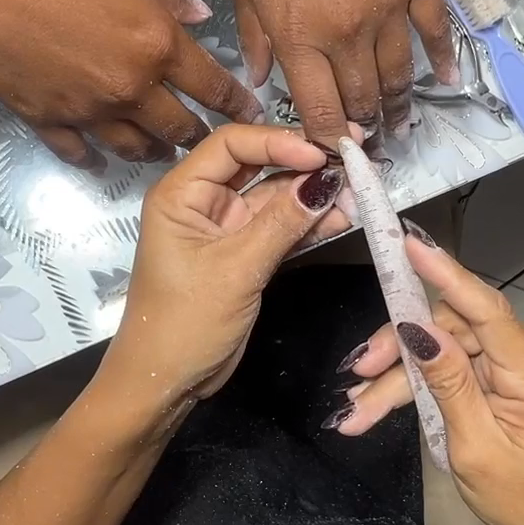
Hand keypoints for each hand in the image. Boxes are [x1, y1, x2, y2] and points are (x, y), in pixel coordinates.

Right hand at [0, 0, 261, 165]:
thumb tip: (200, 19)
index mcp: (156, 43)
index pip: (211, 84)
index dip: (236, 101)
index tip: (250, 112)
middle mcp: (128, 88)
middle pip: (177, 126)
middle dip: (199, 134)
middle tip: (208, 137)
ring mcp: (83, 110)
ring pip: (132, 147)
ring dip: (153, 150)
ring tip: (161, 150)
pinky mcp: (41, 119)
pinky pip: (76, 152)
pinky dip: (92, 157)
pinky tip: (99, 158)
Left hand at [103, 124, 351, 405]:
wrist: (166, 383)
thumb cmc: (185, 322)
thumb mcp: (235, 270)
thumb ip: (282, 223)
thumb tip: (326, 179)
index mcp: (181, 193)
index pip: (231, 144)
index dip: (277, 142)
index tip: (321, 153)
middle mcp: (202, 201)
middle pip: (257, 164)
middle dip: (303, 162)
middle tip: (353, 155)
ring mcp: (225, 227)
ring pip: (274, 197)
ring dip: (313, 194)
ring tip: (358, 190)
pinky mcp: (244, 253)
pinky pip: (280, 227)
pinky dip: (309, 223)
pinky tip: (343, 217)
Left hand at [231, 0, 455, 143]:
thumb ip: (257, 33)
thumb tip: (265, 78)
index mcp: (300, 34)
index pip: (320, 111)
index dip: (328, 140)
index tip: (331, 153)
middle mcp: (349, 31)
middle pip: (364, 99)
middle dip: (363, 129)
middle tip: (366, 145)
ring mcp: (391, 4)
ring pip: (400, 74)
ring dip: (399, 106)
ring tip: (399, 128)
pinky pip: (437, 29)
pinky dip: (442, 59)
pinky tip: (444, 81)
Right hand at [335, 233, 523, 524]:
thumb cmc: (522, 501)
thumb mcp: (476, 447)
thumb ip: (448, 384)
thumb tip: (419, 331)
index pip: (487, 309)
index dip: (447, 274)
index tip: (410, 245)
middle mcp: (520, 362)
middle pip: (450, 330)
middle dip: (399, 347)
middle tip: (357, 373)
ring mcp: (504, 373)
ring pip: (439, 352)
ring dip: (396, 377)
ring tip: (355, 408)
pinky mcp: (490, 386)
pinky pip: (444, 372)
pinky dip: (410, 388)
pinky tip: (373, 406)